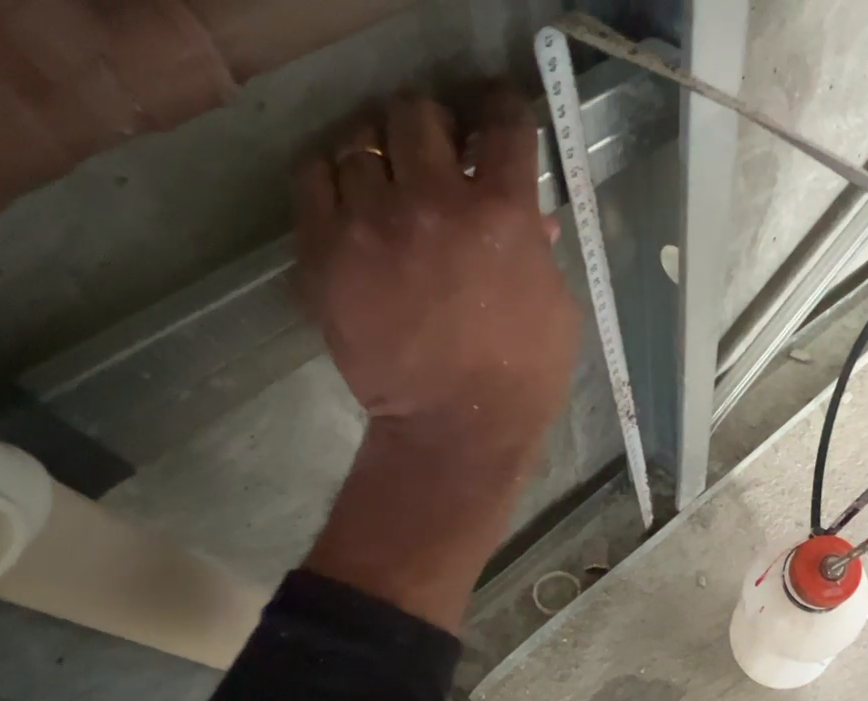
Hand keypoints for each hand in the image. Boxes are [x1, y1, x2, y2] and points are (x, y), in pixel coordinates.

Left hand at [293, 88, 575, 455]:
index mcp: (503, 214)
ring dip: (380, 148)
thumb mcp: (555, 305)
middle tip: (438, 149)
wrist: (457, 426)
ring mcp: (371, 225)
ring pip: (359, 139)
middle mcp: (434, 201)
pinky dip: (333, 177)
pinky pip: (312, 178)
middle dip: (434, 124)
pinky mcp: (325, 252)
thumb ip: (536, 250)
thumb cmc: (524, 373)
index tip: (494, 113)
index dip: (500, 107)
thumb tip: (529, 220)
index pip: (503, 124)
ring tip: (388, 172)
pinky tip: (351, 197)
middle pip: (418, 114)